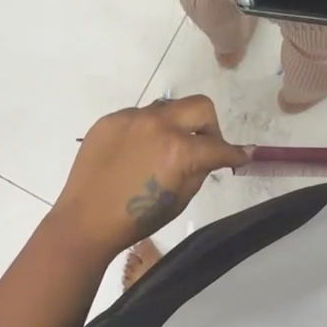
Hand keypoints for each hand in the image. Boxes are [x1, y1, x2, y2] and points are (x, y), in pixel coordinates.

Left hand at [48, 96, 248, 255]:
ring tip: (164, 150)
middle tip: (204, 146)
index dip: (234, 154)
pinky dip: (146, 131)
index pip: (218, 146)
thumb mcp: (180, 199)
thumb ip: (200, 170)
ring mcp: (131, 118)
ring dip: (175, 126)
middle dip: (210, 126)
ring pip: (167, 108)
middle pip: (199, 106)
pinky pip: (139, 116)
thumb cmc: (137, 218)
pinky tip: (136, 153)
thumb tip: (212, 155)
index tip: (241, 156)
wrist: (85, 220)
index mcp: (179, 149)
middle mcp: (158, 124)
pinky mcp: (110, 119)